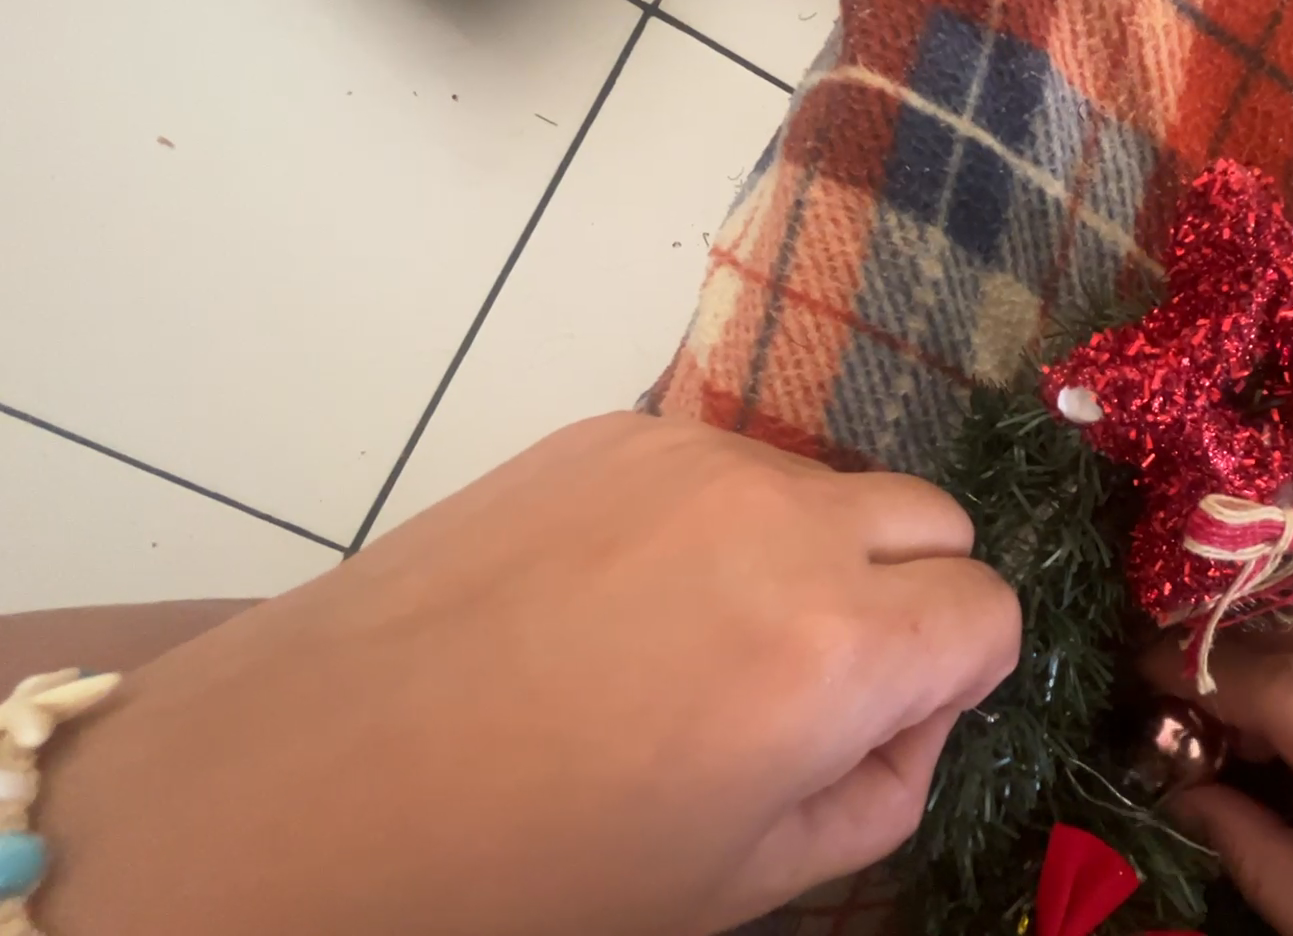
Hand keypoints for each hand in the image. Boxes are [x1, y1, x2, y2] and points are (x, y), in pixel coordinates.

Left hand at [35, 413, 1019, 935]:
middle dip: (917, 590)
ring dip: (820, 552)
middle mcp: (787, 522)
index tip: (903, 703)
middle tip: (829, 659)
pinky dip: (730, 521)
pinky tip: (634, 585)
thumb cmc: (534, 876)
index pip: (990, 609)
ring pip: (837, 488)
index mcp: (833, 649)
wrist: (289, 791)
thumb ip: (887, 783)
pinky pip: (737, 466)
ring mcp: (702, 456)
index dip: (966, 667)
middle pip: (938, 518)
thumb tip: (919, 702)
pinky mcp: (625, 426)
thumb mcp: (752, 878)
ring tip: (711, 625)